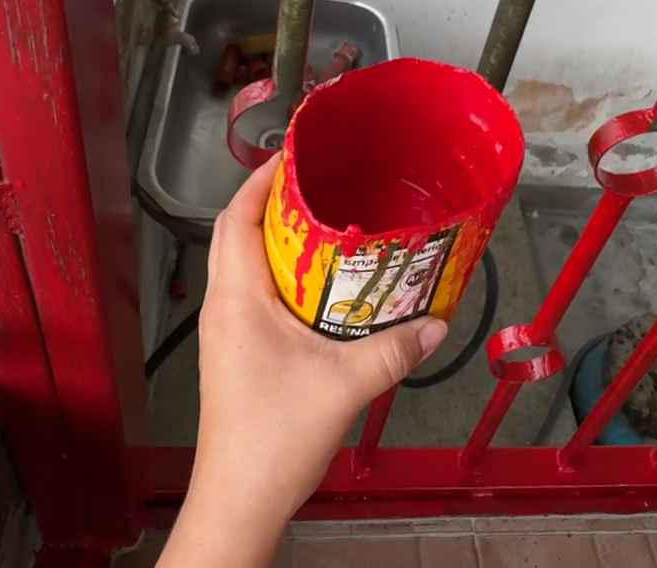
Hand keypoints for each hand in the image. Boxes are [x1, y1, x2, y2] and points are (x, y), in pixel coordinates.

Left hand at [167, 156, 446, 560]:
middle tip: (314, 184)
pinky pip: (251, 290)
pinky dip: (277, 270)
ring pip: (240, 261)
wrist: (239, 500)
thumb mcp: (344, 385)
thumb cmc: (272, 439)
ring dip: (272, 234)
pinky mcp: (235, 350)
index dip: (259, 180)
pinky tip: (316, 282)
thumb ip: (393, 350)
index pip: (236, 218)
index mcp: (237, 299)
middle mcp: (223, 307)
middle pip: (234, 232)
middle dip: (268, 200)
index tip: (292, 156)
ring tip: (319, 221)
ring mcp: (226, 330)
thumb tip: (433, 323)